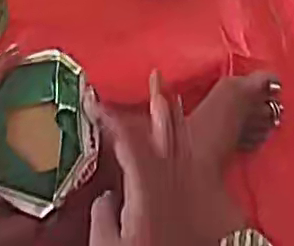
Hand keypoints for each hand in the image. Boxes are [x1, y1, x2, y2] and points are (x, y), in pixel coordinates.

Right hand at [89, 73, 201, 245]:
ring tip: (168, 90)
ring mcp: (188, 181)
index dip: (107, 116)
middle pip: (161, 127)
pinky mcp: (203, 193)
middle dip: (154, 101)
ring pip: (182, 136)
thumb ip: (103, 218)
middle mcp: (168, 172)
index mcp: (144, 181)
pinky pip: (194, 152)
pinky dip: (187, 134)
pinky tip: (185, 130)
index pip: (124, 138)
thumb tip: (105, 196)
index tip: (91, 98)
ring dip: (173, 112)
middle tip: (152, 75)